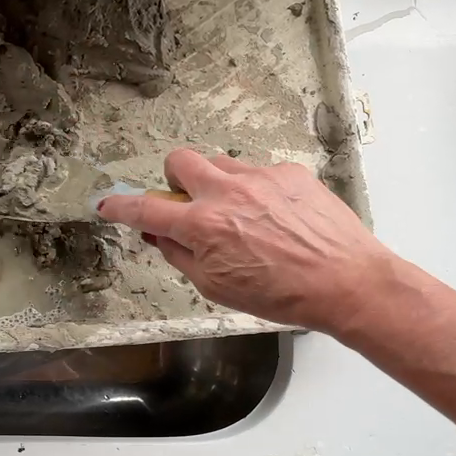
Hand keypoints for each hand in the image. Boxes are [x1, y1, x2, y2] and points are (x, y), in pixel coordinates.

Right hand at [97, 149, 402, 335]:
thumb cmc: (280, 295)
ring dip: (216, 183)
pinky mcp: (291, 173)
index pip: (145, 210)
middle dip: (174, 178)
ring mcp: (260, 178)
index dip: (120, 207)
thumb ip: (179, 255)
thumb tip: (158, 234)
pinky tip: (275, 217)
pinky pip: (258, 172)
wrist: (348, 283)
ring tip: (239, 213)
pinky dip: (255, 190)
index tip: (107, 204)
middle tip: (189, 201)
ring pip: (220, 163)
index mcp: (202, 226)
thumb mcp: (215, 287)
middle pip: (180, 160)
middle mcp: (226, 193)